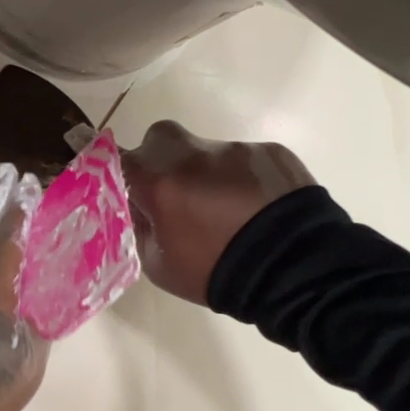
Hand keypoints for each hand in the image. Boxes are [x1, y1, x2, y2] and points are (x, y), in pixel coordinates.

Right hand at [121, 120, 315, 304]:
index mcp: (158, 182)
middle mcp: (190, 155)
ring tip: (229, 211)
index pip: (116, 158)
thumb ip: (141, 227)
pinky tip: (258, 208)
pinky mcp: (270, 152)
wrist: (295, 270)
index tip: (119, 180)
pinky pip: (244, 160)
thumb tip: (141, 207)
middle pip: (159, 139)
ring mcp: (233, 149)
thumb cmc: (215, 271)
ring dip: (207, 174)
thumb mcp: (158, 263)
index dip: (114, 167)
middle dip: (160, 158)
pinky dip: (243, 179)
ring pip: (206, 152)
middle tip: (175, 191)